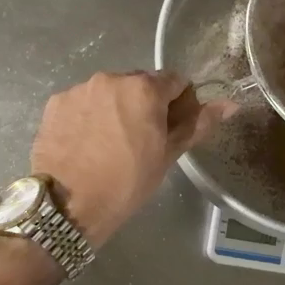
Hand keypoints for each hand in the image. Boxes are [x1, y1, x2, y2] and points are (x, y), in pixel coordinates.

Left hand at [30, 71, 236, 244]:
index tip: (173, 129)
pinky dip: (90, 117)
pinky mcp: (55, 103)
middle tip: (142, 141)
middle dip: (146, 105)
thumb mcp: (167, 156)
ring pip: (109, 92)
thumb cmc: (126, 184)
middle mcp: (110, 79)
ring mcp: (80, 89)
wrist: (67, 206)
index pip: (175, 81)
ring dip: (116, 109)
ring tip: (111, 145)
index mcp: (144, 89)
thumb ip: (197, 124)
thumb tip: (229, 104)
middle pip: (140, 84)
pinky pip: (83, 103)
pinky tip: (87, 145)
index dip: (180, 103)